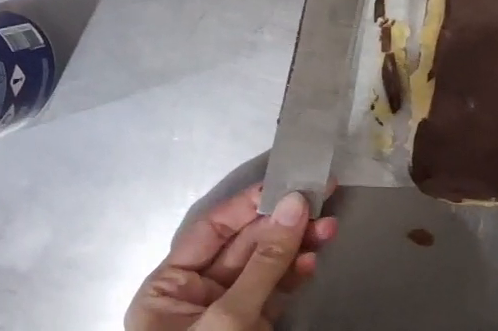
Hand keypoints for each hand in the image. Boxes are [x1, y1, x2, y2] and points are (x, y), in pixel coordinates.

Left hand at [125, 186, 338, 330]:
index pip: (212, 229)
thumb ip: (263, 262)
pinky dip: (294, 275)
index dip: (250, 203)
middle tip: (324, 201)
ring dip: (297, 246)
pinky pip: (274, 292)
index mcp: (168, 288)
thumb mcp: (225, 320)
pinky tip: (313, 261)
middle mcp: (195, 295)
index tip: (290, 181)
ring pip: (265, 266)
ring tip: (329, 228)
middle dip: (284, 223)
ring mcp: (225, 315)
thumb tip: (296, 202)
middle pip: (245, 244)